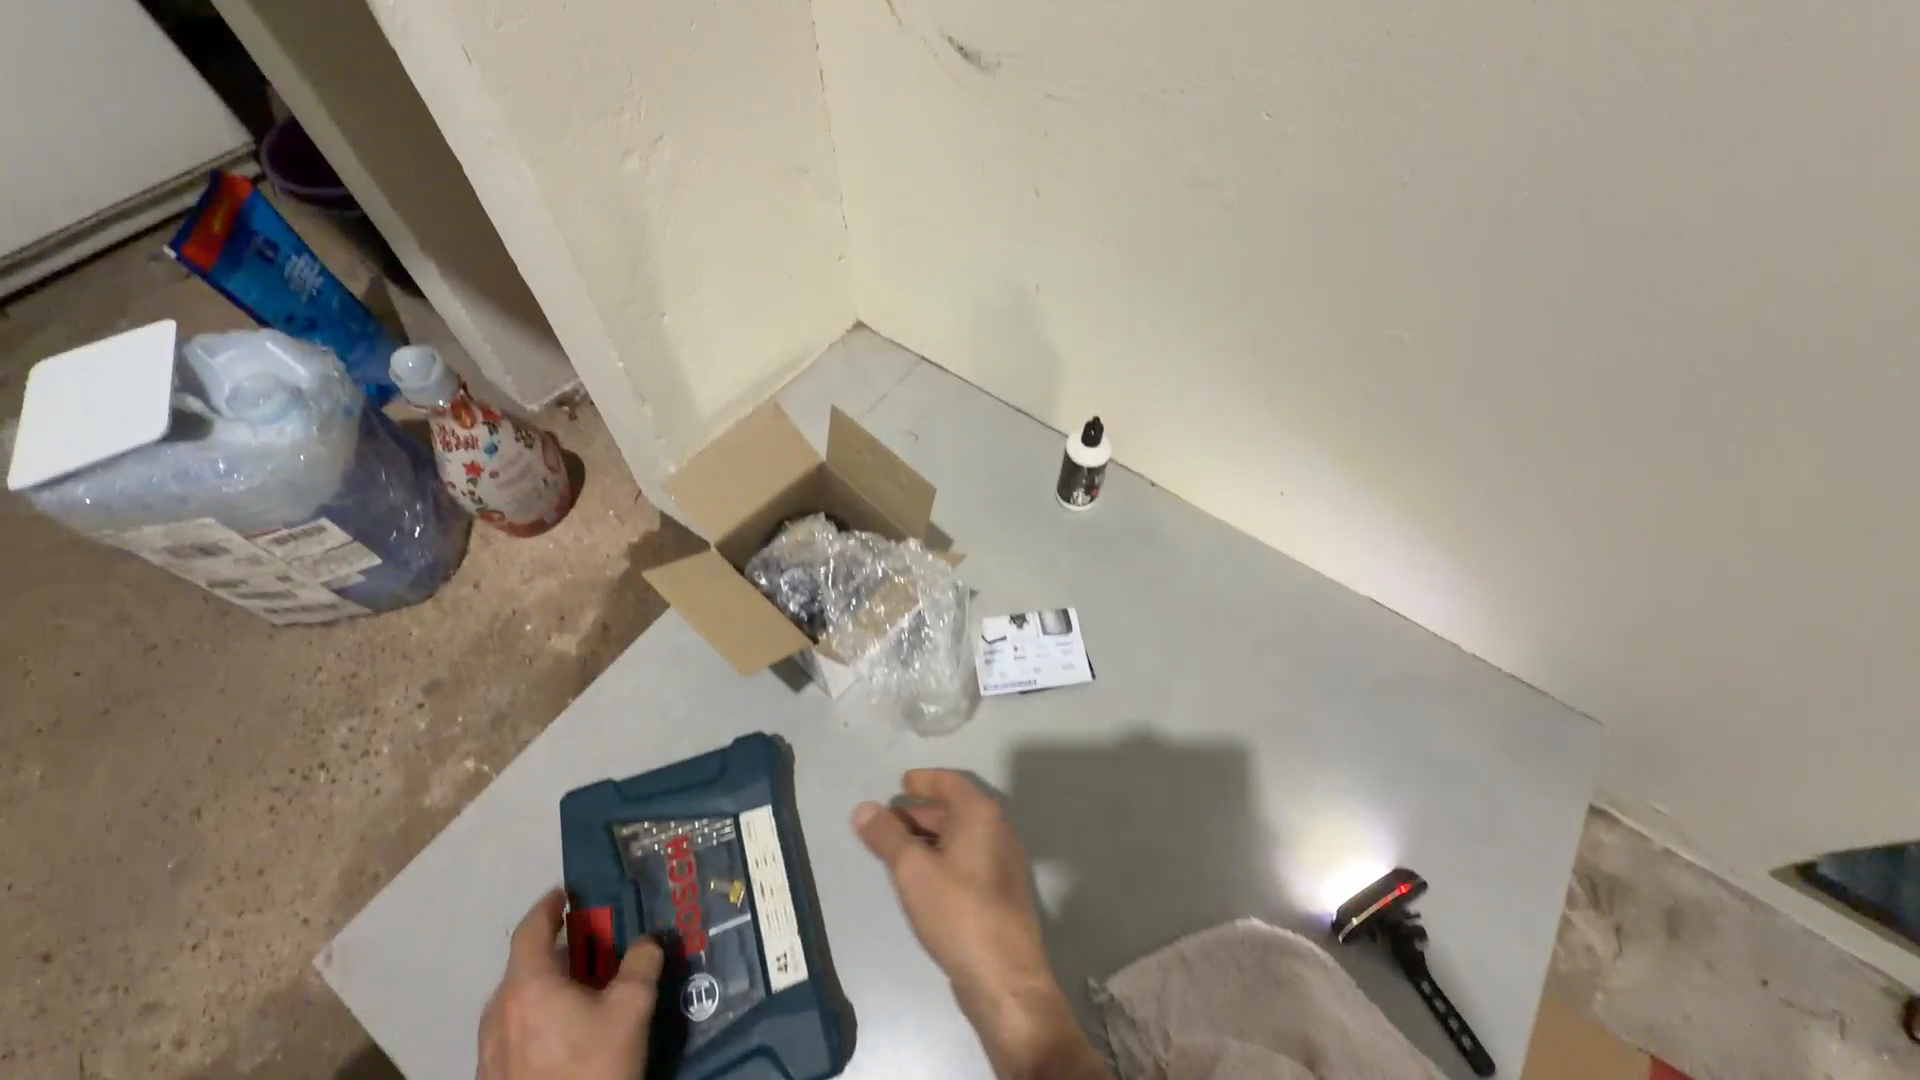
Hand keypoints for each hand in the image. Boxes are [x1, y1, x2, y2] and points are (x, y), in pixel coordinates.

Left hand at [478, 888, 663, 1079]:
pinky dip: (539, 1015)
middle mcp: (498, 1010)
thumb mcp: (632, 1009)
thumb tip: (647, 941)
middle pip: (526, 965)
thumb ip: (641, 964)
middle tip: (594, 949)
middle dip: (560, 950)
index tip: (567, 893)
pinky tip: (566, 1033)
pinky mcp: (490, 1078)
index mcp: (527, 984)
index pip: (531, 928)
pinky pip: (514, 1029)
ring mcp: (488, 1048)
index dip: (549, 907)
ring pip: (519, 999)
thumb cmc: (593, 1068)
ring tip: (584, 992)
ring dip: (549, 985)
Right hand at [852, 770, 1109, 1079]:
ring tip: (895, 850)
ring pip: (960, 837)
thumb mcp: (912, 871)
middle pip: (955, 809)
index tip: (900, 784)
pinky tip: (919, 880)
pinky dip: (941, 857)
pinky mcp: (998, 894)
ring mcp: (1001, 865)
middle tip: (887, 821)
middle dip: (920, 812)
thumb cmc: (958, 912)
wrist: (1004, 977)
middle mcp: (997, 832)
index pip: (950, 782)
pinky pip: (965, 860)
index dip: (924, 780)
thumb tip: (863, 808)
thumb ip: (886, 837)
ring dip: (928, 836)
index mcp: (981, 817)